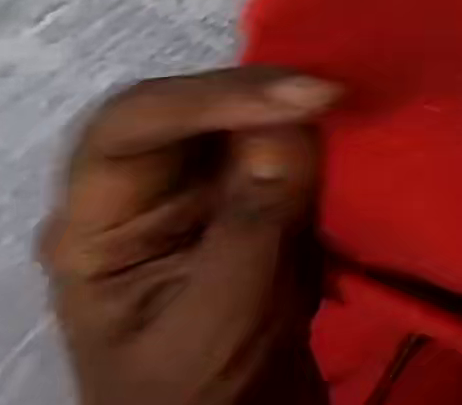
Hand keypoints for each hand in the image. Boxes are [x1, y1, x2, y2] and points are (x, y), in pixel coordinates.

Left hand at [40, 67, 340, 404]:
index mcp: (101, 226)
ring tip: (359, 91)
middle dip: (264, 86)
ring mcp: (212, 182)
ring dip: (302, 93)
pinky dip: (330, 115)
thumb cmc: (204, 381)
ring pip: (245, 108)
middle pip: (189, 104)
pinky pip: (294, 130)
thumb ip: (252, 220)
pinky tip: (361, 112)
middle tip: (340, 89)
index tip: (311, 98)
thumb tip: (292, 123)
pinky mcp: (268, 182)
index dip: (212, 98)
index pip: (130, 130)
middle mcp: (150, 188)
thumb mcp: (221, 314)